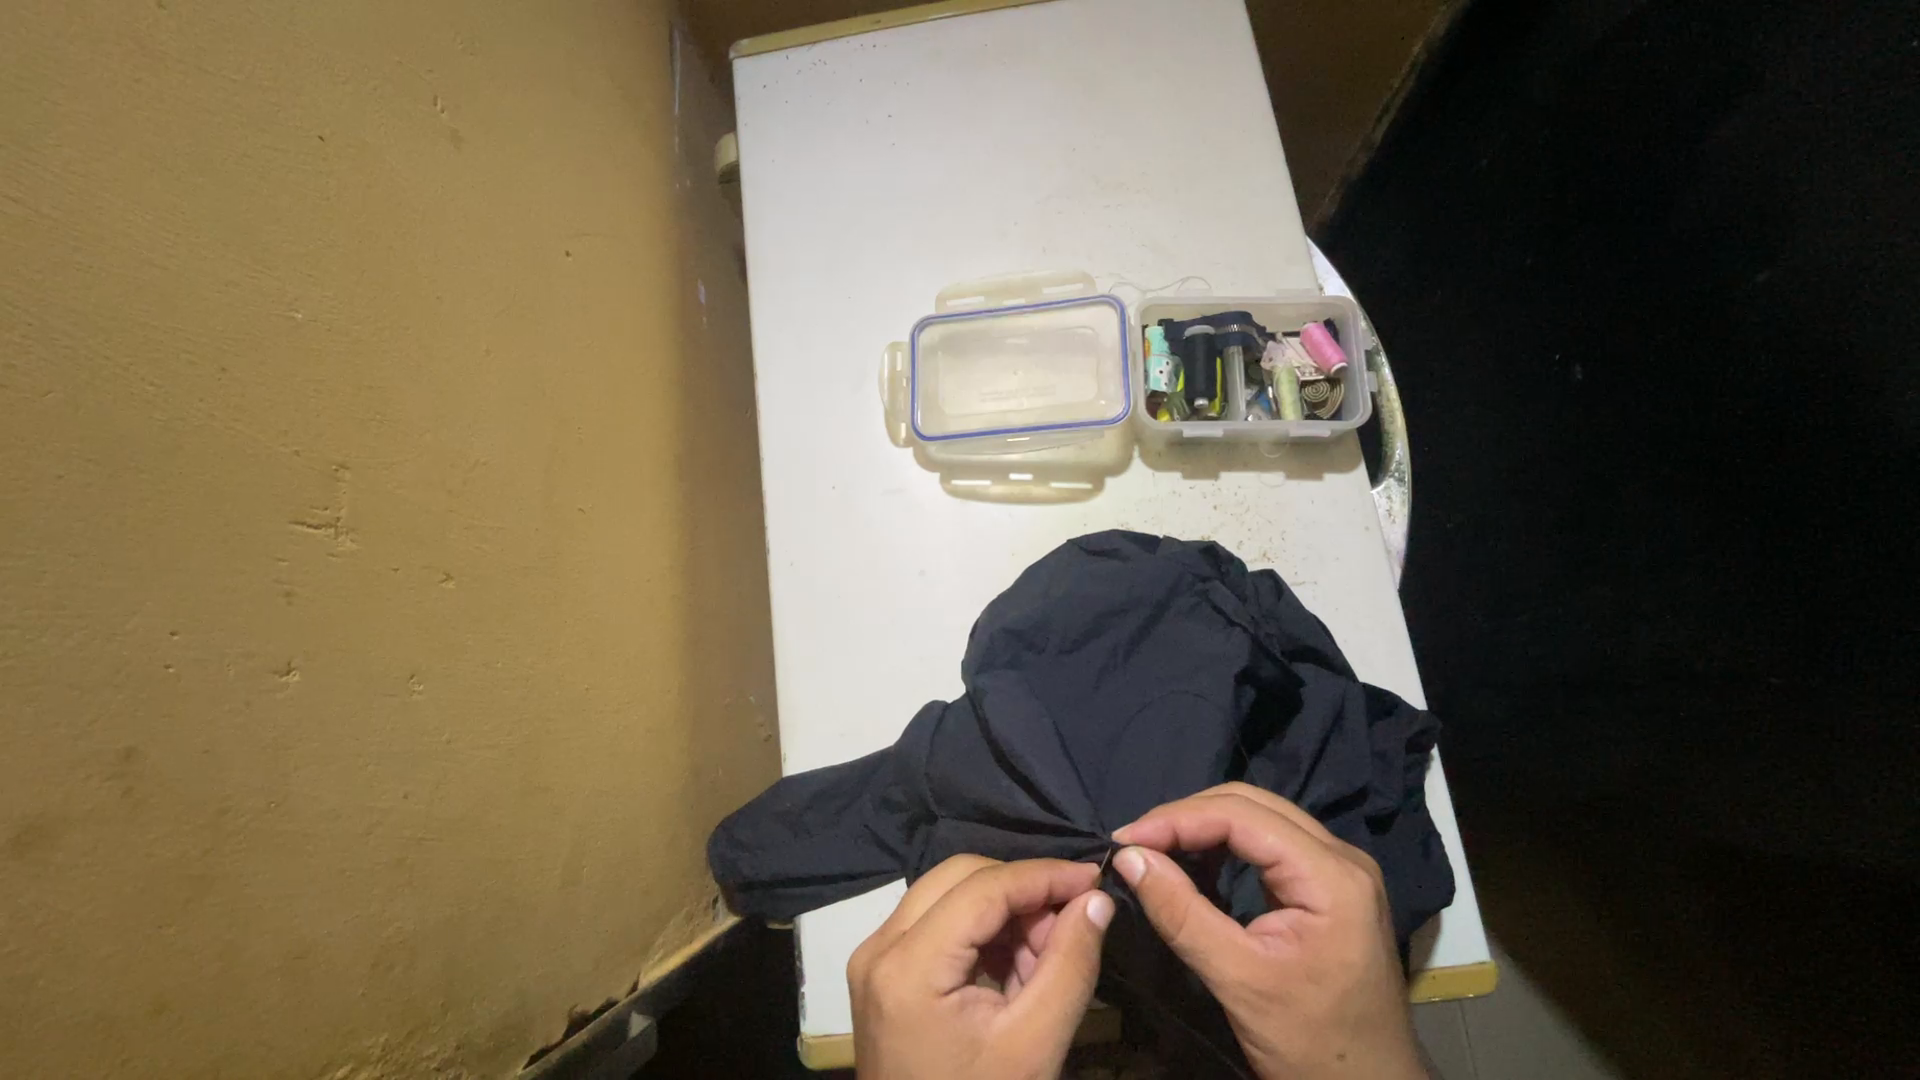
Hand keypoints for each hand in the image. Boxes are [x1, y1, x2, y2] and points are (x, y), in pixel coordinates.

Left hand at [848, 855, 1113, 1079]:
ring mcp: (874, 956)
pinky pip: (937, 919)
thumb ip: (1070, 965)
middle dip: (1021, 892)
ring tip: (1043, 958)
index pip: (983, 888)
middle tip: (1067, 925)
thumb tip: (1096, 899)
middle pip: (961, 877)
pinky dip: (982, 930)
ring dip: (1004, 910)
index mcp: (908, 967)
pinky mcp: (881, 968)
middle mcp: (879, 946)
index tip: (1092, 877)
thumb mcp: (1034, 1046)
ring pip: (949, 892)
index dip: (1042, 875)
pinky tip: (1015, 968)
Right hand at [1111, 783, 1423, 1079]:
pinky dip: (1223, 843)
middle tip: (1136, 843)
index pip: (1241, 815)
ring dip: (1202, 825)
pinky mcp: (1326, 885)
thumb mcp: (1239, 981)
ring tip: (1156, 849)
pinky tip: (1195, 863)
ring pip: (1257, 815)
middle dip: (1186, 816)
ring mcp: (1337, 868)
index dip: (1176, 819)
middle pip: (1250, 804)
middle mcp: (1340, 856)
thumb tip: (1129, 857)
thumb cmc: (1312, 1044)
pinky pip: (1267, 841)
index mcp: (1331, 874)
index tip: (1125, 840)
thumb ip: (1182, 913)